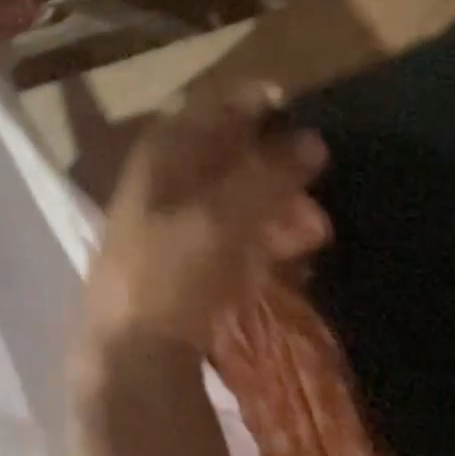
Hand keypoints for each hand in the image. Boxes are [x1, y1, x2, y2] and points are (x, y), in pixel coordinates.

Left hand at [81, 84, 330, 354]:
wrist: (136, 352)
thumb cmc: (171, 273)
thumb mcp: (223, 216)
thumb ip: (270, 175)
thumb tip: (316, 140)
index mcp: (161, 162)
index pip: (205, 113)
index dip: (245, 104)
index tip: (289, 102)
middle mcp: (166, 186)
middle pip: (230, 158)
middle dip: (279, 167)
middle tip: (318, 178)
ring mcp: (180, 227)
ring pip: (242, 200)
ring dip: (283, 208)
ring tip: (317, 231)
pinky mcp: (195, 264)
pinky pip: (244, 237)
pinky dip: (272, 240)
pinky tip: (298, 254)